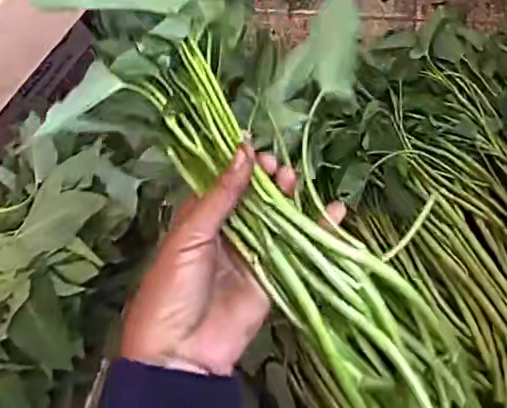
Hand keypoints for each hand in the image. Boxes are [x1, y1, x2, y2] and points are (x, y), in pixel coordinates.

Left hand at [121, 146, 345, 376]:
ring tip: (293, 180)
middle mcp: (229, 230)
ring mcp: (253, 253)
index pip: (229, 182)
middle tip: (277, 168)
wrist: (180, 355)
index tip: (257, 152)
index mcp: (203, 217)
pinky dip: (318, 230)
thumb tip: (243, 151)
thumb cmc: (173, 287)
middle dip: (268, 179)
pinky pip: (296, 248)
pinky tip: (334, 211)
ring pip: (277, 217)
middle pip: (256, 197)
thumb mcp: (190, 234)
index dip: (244, 165)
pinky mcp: (273, 276)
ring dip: (288, 197)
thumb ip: (221, 195)